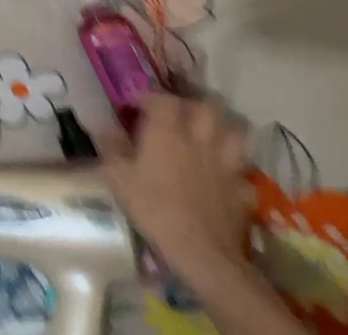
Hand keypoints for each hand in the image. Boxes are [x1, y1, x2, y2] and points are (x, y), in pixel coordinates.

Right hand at [99, 93, 251, 279]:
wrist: (200, 250)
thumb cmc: (152, 207)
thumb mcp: (116, 175)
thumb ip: (110, 145)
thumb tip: (105, 126)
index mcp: (167, 133)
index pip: (163, 99)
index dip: (148, 97)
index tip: (133, 106)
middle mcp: (200, 140)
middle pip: (206, 107)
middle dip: (190, 105)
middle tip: (174, 116)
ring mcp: (226, 163)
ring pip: (234, 131)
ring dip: (219, 128)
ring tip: (204, 135)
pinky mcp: (242, 187)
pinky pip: (241, 166)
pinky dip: (232, 164)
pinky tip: (221, 173)